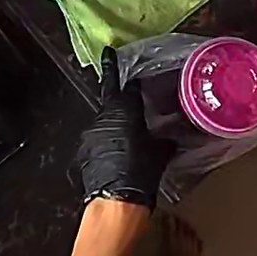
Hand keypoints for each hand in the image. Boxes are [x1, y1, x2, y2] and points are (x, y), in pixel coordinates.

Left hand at [76, 49, 174, 207]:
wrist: (116, 202)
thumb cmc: (142, 170)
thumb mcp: (161, 151)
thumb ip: (166, 138)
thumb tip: (174, 136)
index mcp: (122, 109)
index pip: (121, 81)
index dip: (117, 66)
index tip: (111, 53)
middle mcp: (102, 117)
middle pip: (111, 101)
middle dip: (121, 102)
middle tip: (134, 104)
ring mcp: (89, 136)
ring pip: (104, 123)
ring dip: (115, 125)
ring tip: (131, 136)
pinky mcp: (82, 153)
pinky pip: (98, 141)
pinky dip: (107, 142)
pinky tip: (119, 154)